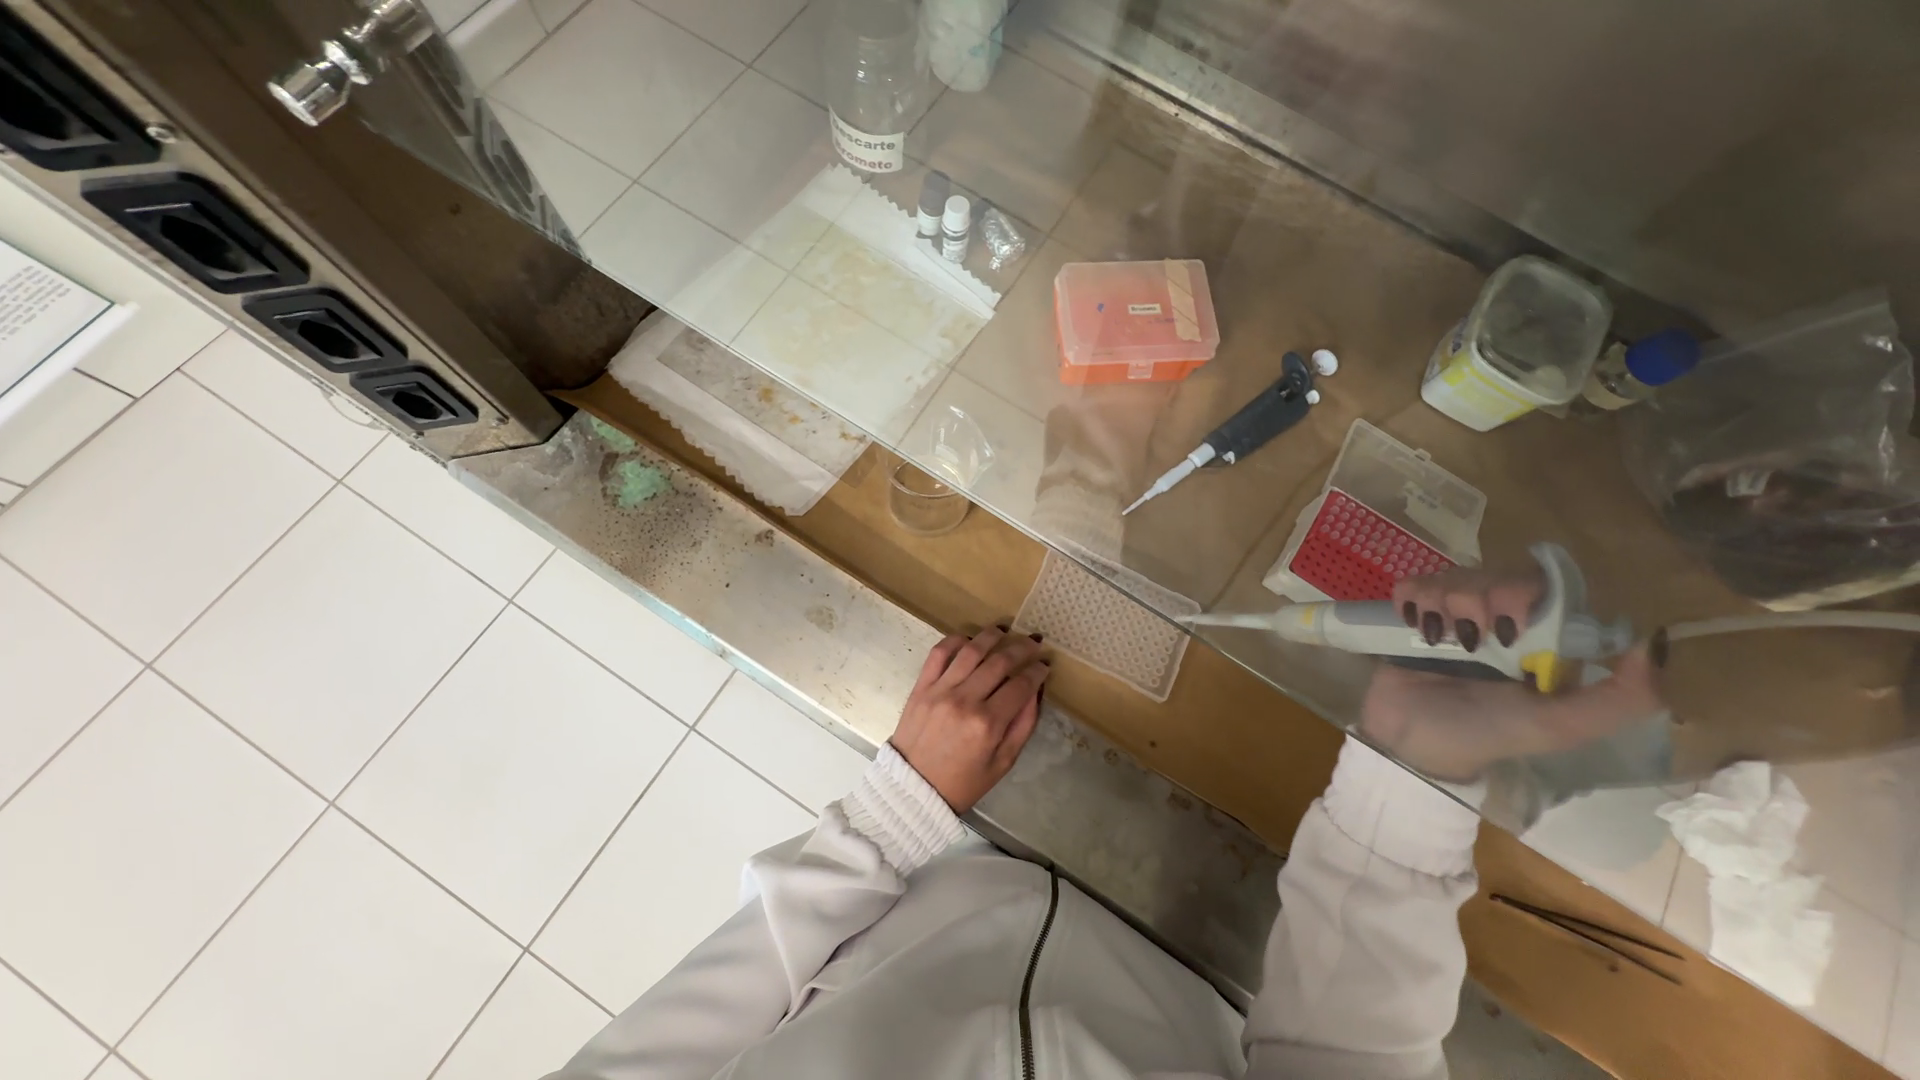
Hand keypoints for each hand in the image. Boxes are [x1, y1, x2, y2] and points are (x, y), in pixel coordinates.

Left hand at [890, 627, 1051, 812]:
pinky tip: (969, 639)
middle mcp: (965, 700)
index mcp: (988, 724)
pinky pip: (939, 653)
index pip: (1021, 685)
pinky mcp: (921, 686)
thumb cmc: (963, 783)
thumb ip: (1022, 725)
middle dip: (1022, 648)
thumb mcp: (1003, 763)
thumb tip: (1035, 691)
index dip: (1037, 671)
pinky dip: (955, 640)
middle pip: (1000, 662)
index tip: (1045, 665)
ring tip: (1004, 630)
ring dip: (991, 636)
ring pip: (971, 650)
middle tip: (1034, 642)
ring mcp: (940, 690)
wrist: (913, 789)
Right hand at [1370, 567, 1666, 780]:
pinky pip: (1413, 584)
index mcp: (1539, 641)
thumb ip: (1618, 698)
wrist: (1409, 741)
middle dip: (1481, 600)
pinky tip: (1416, 626)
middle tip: (1473, 638)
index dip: (1527, 593)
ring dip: (1445, 603)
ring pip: (1455, 577)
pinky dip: (1412, 600)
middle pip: (1495, 574)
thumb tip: (1654, 644)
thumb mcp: (1559, 726)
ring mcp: (1451, 617)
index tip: (1513, 623)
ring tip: (1438, 639)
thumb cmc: (1483, 735)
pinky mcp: (1410, 615)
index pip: (1546, 587)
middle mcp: (1498, 622)